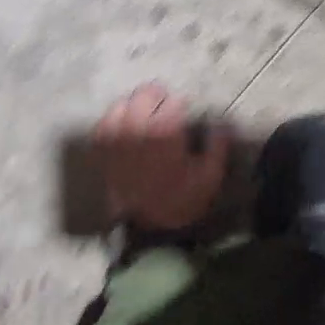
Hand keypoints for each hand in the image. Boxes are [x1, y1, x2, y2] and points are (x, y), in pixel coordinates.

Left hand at [93, 83, 229, 230]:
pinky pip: (103, 124)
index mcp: (166, 133)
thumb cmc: (181, 201)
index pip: (173, 102)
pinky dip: (113, 118)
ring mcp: (117, 139)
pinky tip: (122, 122)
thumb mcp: (210, 177)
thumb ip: (217, 146)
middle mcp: (139, 130)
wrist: (147, 229)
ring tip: (143, 110)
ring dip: (134, 103)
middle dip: (156, 95)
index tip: (184, 109)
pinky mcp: (103, 152)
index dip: (180, 104)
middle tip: (164, 101)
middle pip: (144, 96)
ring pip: (121, 105)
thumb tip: (221, 124)